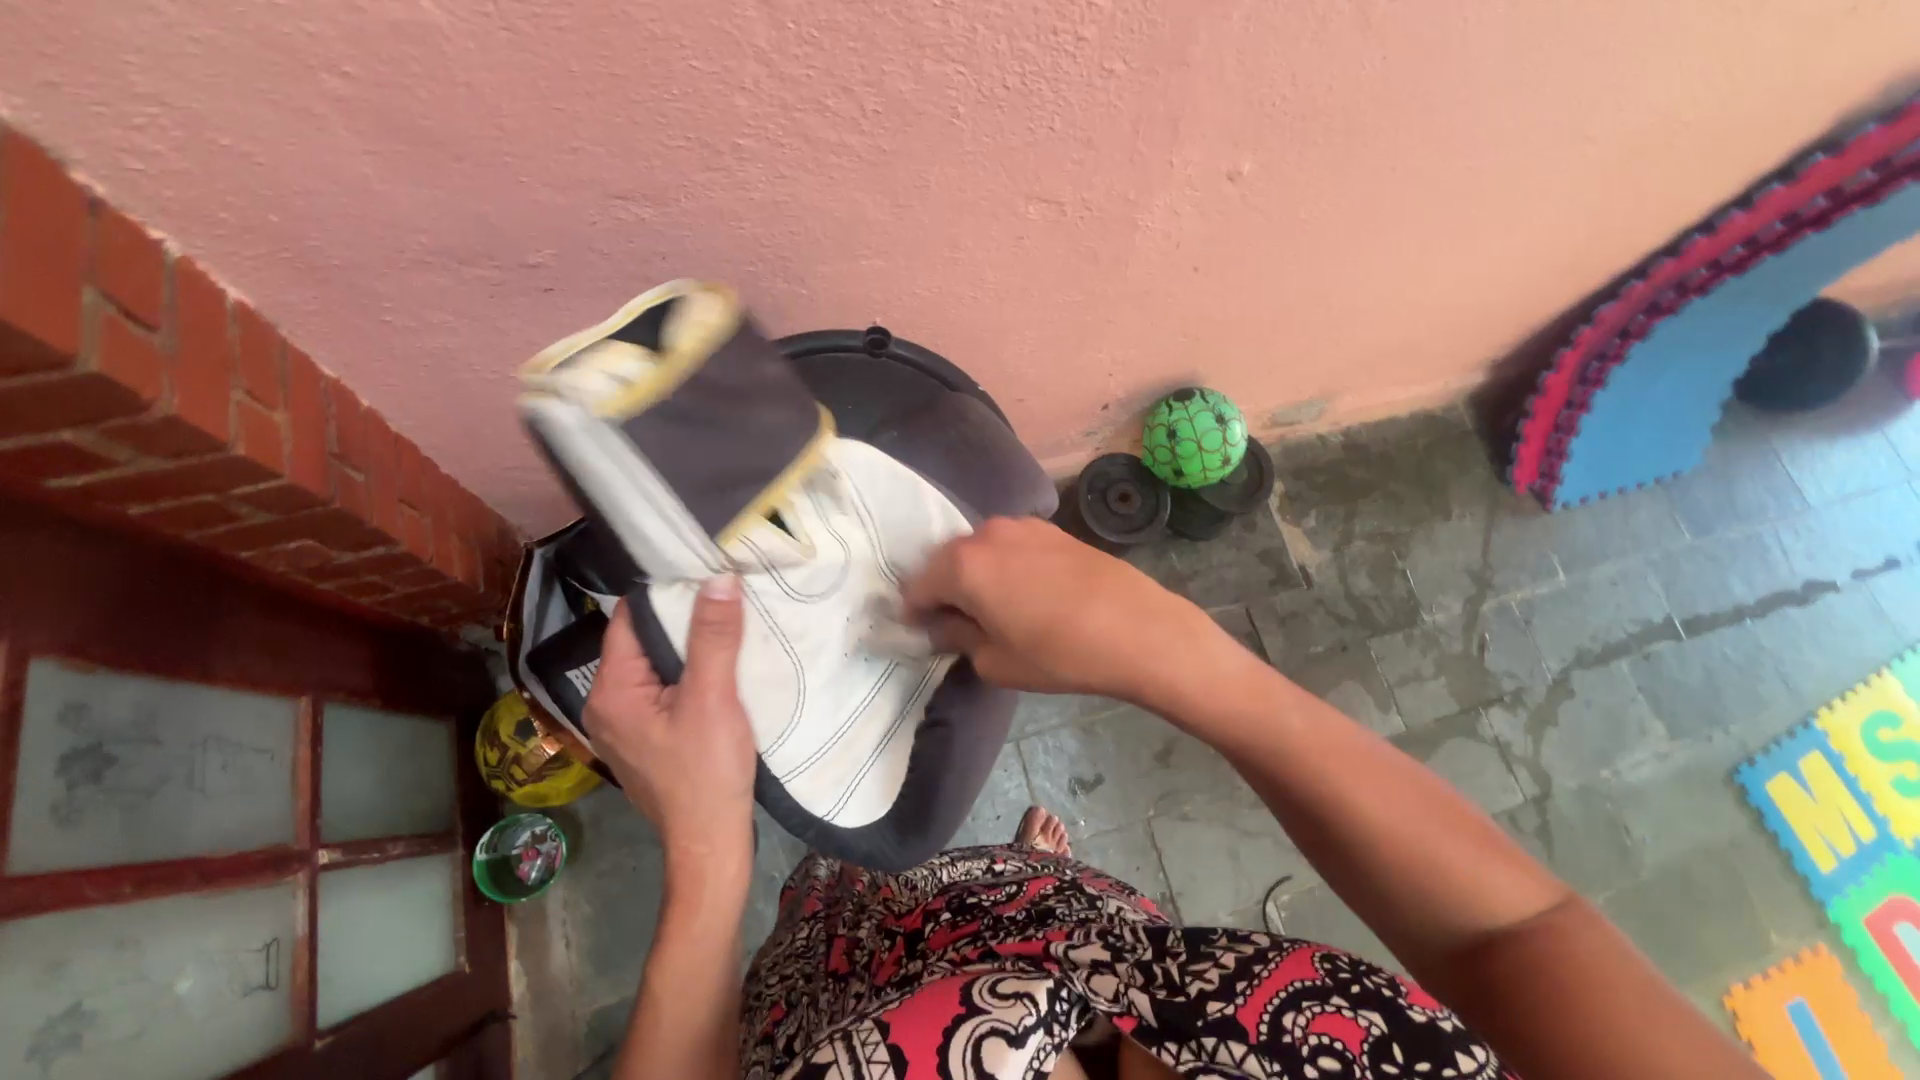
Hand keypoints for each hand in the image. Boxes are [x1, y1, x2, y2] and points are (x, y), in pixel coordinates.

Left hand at [584, 577, 756, 877]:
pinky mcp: (647, 741)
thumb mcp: (713, 698)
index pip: (631, 620)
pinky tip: (721, 671)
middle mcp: (606, 705)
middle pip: (644, 643)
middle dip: (683, 620)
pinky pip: (665, 692)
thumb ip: (714, 637)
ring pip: (657, 668)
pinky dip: (690, 677)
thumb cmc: (707, 771)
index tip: (703, 570)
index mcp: (611, 690)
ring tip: (728, 625)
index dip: (666, 593)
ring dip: (690, 650)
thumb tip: (718, 578)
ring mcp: (625, 726)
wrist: (711, 842)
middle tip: (724, 595)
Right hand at [900, 517, 1230, 706]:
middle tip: (959, 625)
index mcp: (962, 565)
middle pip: (946, 562)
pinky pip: (1010, 546)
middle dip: (945, 591)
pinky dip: (1005, 566)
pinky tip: (1027, 594)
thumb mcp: (996, 661)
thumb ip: (958, 637)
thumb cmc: (1060, 654)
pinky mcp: (1052, 529)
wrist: (1139, 629)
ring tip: (996, 610)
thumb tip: (944, 625)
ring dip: (976, 576)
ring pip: (980, 551)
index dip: (915, 614)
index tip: (924, 636)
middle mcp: (985, 533)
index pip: (917, 587)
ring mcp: (1021, 525)